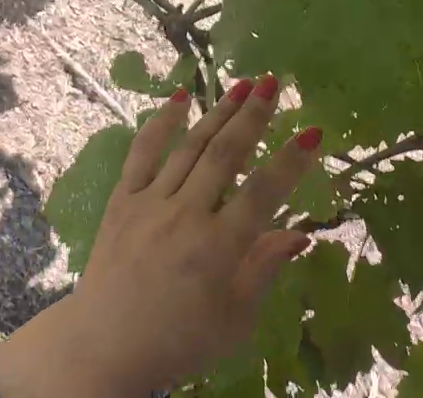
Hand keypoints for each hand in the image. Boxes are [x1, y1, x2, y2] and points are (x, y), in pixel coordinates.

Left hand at [0, 75, 323, 396]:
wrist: (108, 340)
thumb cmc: (181, 339)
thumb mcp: (235, 318)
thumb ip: (264, 269)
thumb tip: (300, 233)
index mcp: (219, 248)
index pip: (264, 193)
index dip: (292, 161)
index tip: (314, 130)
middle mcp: (186, 215)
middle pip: (225, 155)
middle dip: (252, 116)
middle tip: (272, 83)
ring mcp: (150, 202)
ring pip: (189, 147)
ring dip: (217, 111)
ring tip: (241, 83)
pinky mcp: (123, 198)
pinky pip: (143, 152)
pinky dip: (161, 122)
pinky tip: (180, 97)